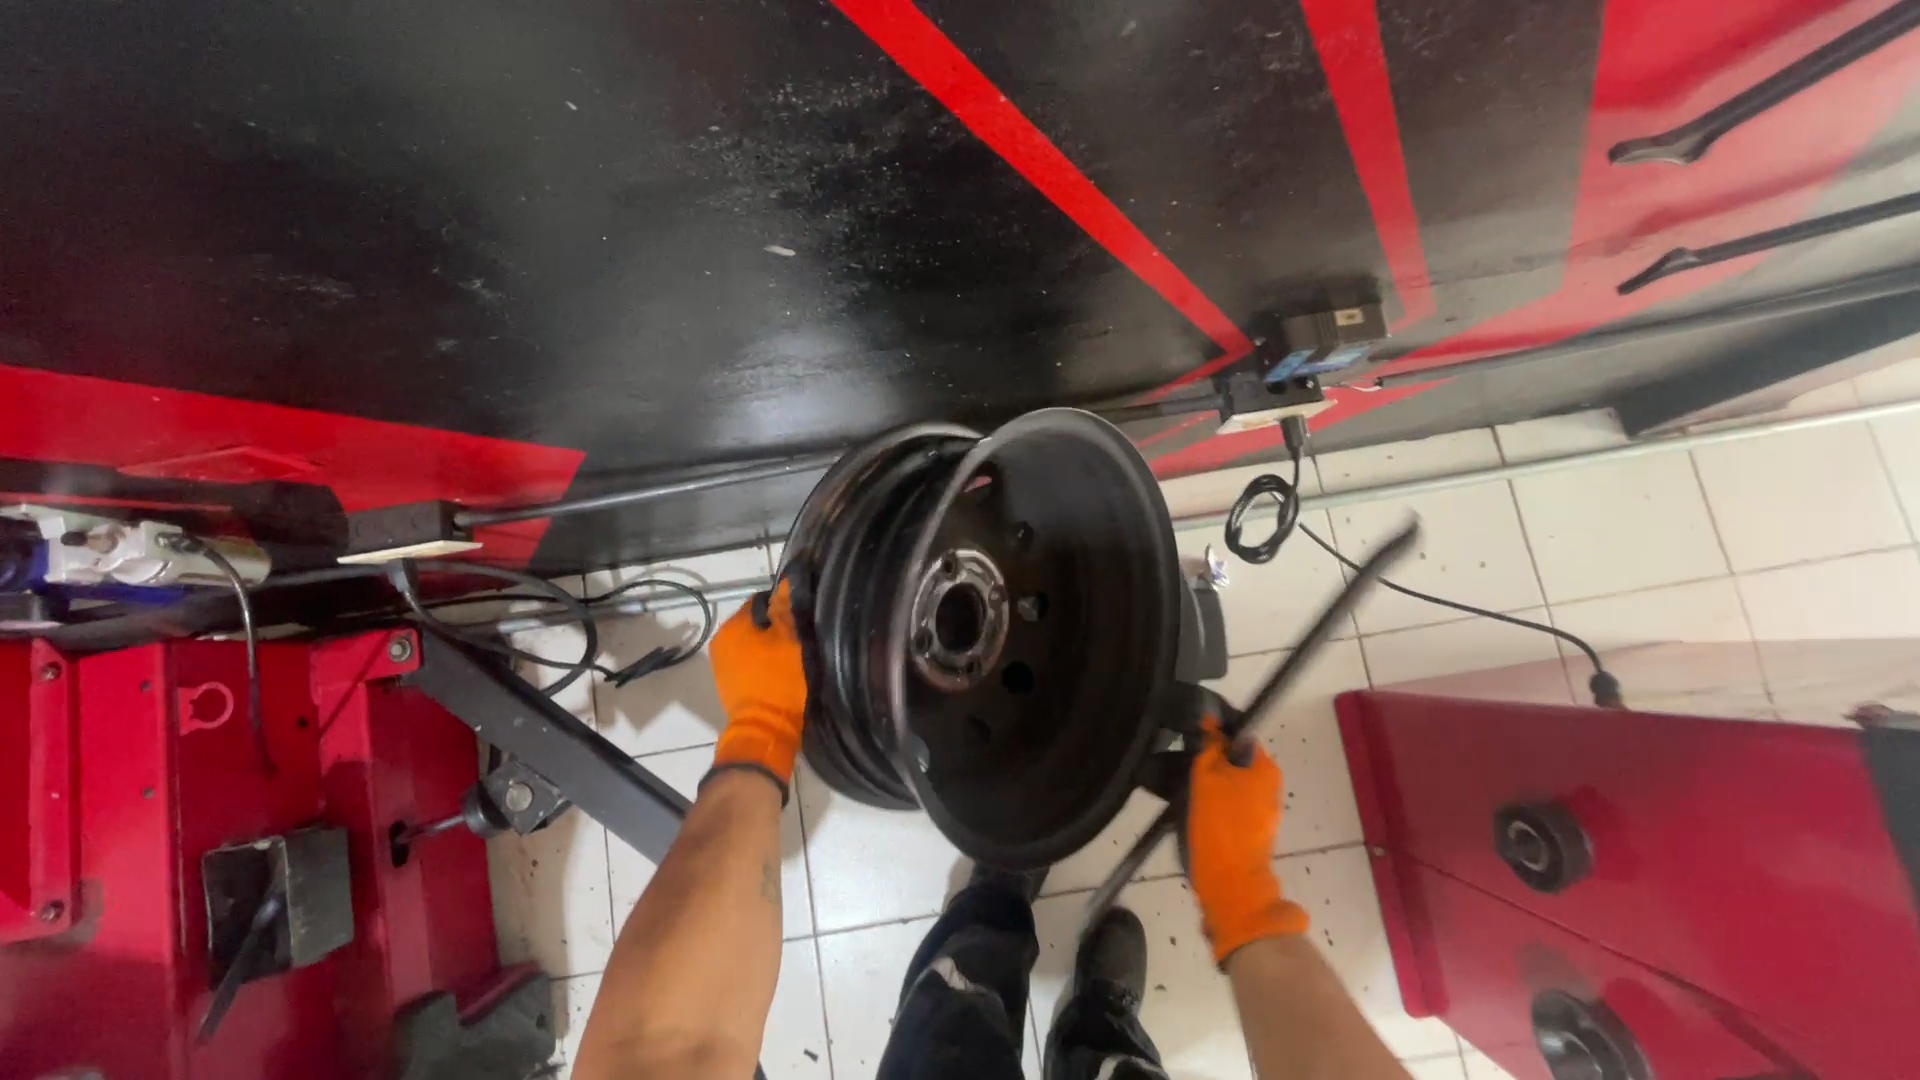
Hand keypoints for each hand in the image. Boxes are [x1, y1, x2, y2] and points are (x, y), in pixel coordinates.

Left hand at [707, 581, 808, 796]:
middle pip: (755, 623)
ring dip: (770, 646)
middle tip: (801, 637)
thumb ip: (785, 608)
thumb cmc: (779, 681)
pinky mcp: (729, 684)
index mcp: (732, 627)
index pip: (760, 600)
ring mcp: (722, 665)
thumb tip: (785, 581)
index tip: (802, 616)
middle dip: (776, 627)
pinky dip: (763, 663)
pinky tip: (781, 672)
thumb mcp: (789, 640)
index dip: (783, 604)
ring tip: (793, 655)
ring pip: (752, 643)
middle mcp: (721, 642)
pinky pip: (749, 662)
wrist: (765, 730)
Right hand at [1186, 717, 1308, 965]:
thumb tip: (1212, 722)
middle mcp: (1273, 786)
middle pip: (1239, 763)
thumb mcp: (1207, 776)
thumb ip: (1211, 747)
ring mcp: (1267, 812)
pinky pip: (1236, 807)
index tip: (1194, 743)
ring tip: (1192, 793)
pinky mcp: (1257, 832)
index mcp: (1266, 768)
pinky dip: (1221, 806)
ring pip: (1236, 785)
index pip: (1241, 737)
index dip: (1216, 737)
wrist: (1231, 881)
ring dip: (1216, 786)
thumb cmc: (1219, 822)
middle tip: (1189, 771)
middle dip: (1216, 765)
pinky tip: (1202, 814)